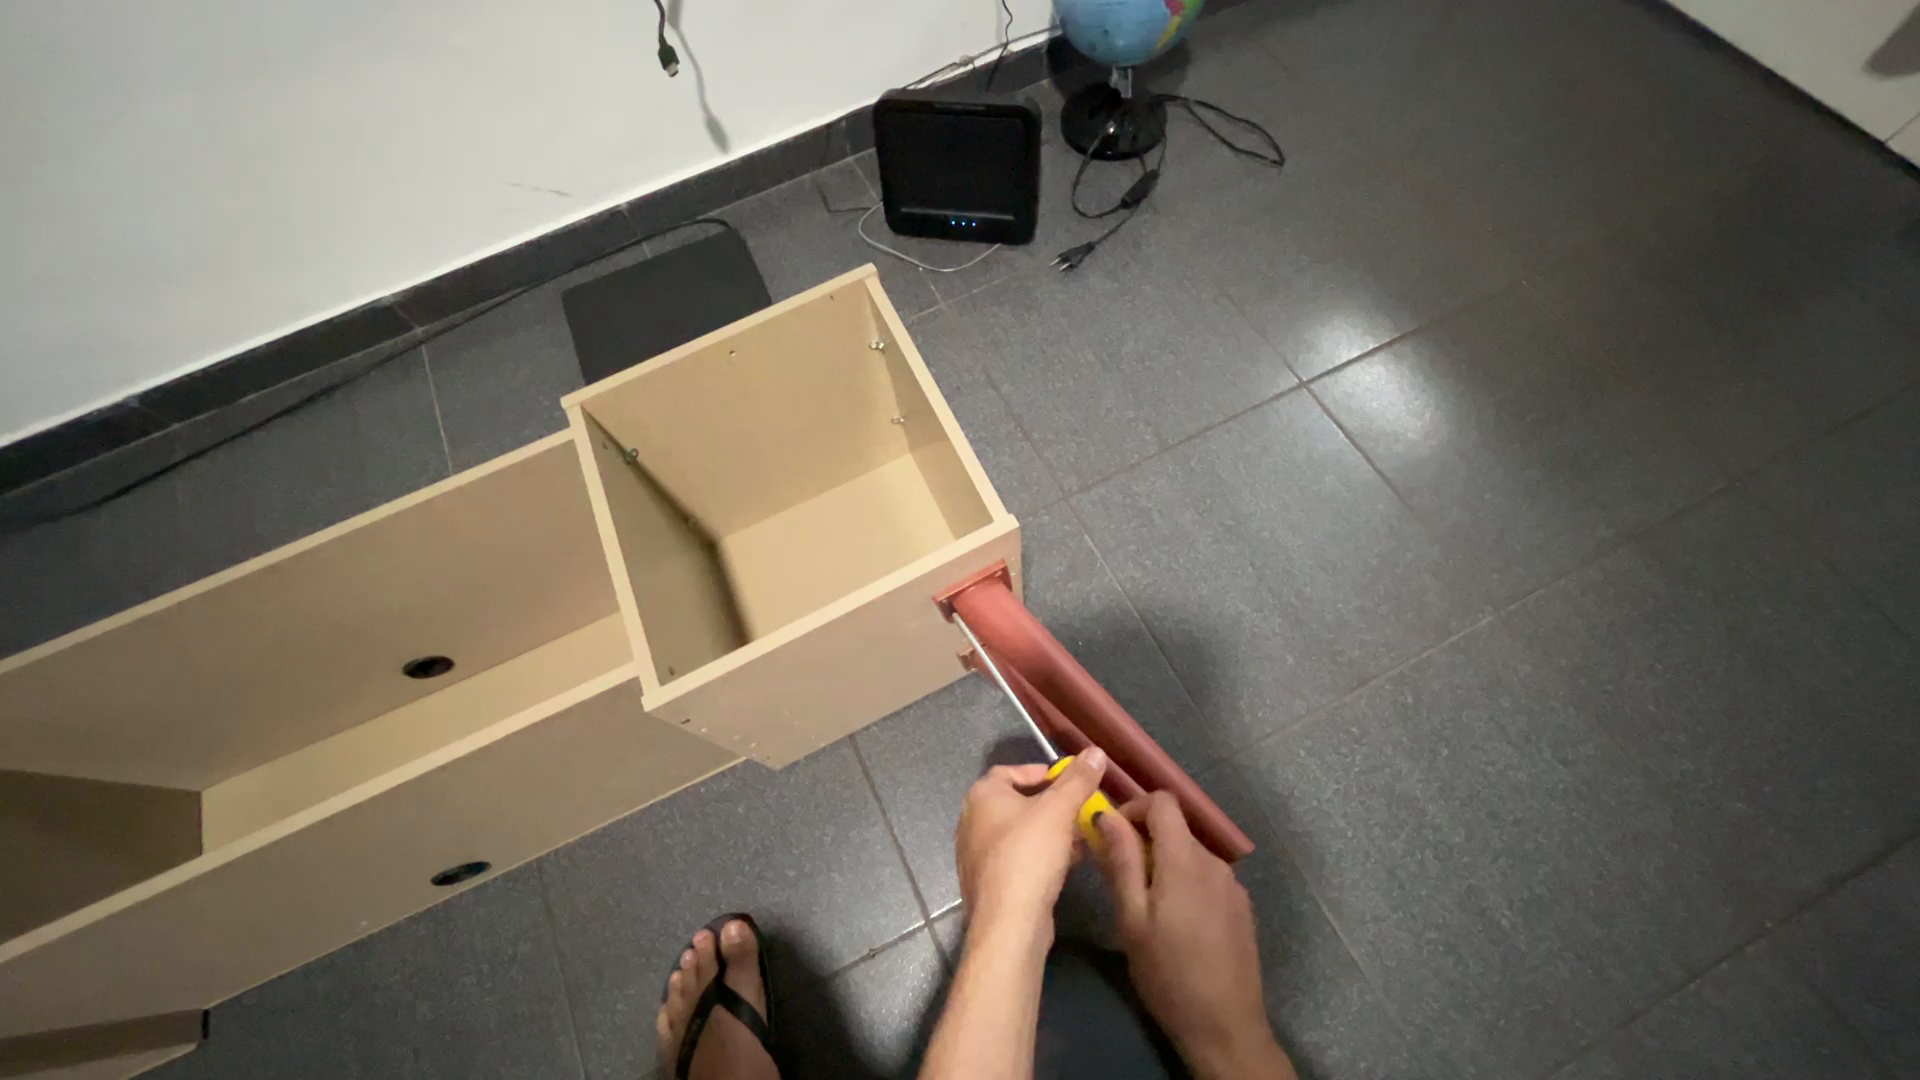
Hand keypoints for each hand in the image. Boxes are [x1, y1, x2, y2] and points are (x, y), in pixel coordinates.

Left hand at [954, 748, 1108, 945]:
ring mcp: (976, 854)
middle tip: (1078, 811)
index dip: (1039, 773)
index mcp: (981, 796)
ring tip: (1079, 839)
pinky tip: (1065, 865)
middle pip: (1016, 803)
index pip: (1008, 771)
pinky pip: (1017, 859)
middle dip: (1050, 806)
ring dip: (1049, 832)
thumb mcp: (1059, 809)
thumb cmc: (1029, 854)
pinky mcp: (987, 883)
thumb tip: (1095, 751)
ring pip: (1019, 833)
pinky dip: (1039, 856)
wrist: (1009, 922)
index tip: (1066, 781)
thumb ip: (1078, 779)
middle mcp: (971, 821)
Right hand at [1095, 792, 1295, 1079]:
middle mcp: (1214, 862)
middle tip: (1123, 878)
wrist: (1226, 1028)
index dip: (1135, 807)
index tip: (1114, 835)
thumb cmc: (1168, 973)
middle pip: (1176, 828)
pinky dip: (1186, 882)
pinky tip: (1178, 923)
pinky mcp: (1242, 906)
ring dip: (1166, 864)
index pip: (1163, 801)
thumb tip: (1107, 815)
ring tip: (1148, 907)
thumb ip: (1122, 860)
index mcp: (1184, 859)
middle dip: (1146, 841)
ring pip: (1190, 853)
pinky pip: (1207, 877)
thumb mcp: (1132, 918)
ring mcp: (1232, 885)